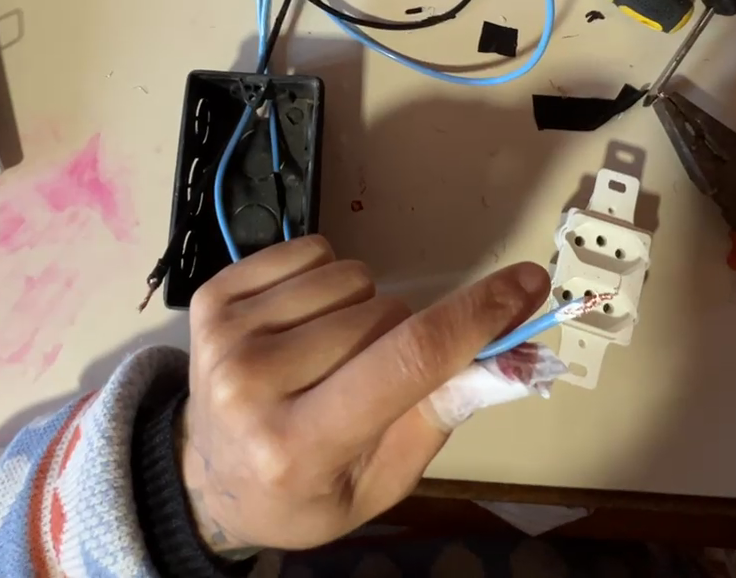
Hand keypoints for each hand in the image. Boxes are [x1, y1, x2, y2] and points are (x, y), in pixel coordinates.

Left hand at [181, 236, 547, 553]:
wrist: (208, 472)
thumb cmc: (302, 486)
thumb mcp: (379, 481)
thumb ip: (441, 414)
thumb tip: (510, 349)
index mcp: (302, 445)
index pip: (407, 360)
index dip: (475, 316)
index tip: (526, 284)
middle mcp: (254, 384)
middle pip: (384, 313)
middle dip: (403, 333)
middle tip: (372, 373)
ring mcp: (227, 334)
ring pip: (350, 278)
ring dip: (361, 307)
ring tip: (331, 352)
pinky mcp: (213, 295)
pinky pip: (308, 250)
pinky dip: (324, 278)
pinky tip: (302, 322)